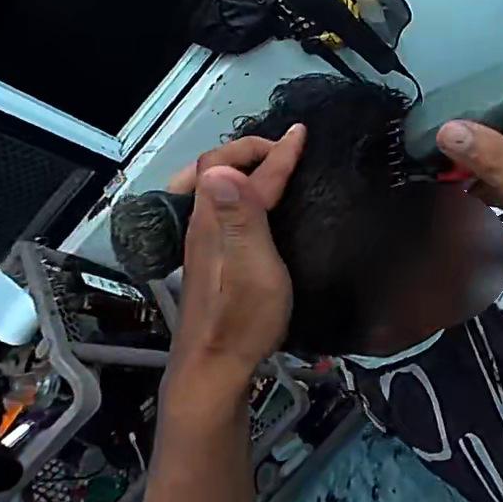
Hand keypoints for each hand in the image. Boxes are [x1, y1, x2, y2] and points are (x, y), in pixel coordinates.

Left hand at [165, 126, 306, 409]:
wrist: (214, 367)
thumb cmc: (243, 319)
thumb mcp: (252, 268)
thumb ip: (239, 218)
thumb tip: (222, 168)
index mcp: (216, 221)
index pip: (242, 173)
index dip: (275, 152)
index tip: (301, 135)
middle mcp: (202, 224)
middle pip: (212, 168)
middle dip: (247, 149)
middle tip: (280, 149)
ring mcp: (202, 242)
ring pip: (210, 186)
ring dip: (239, 166)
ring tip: (266, 166)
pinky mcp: (208, 258)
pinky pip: (217, 204)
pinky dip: (235, 187)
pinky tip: (250, 203)